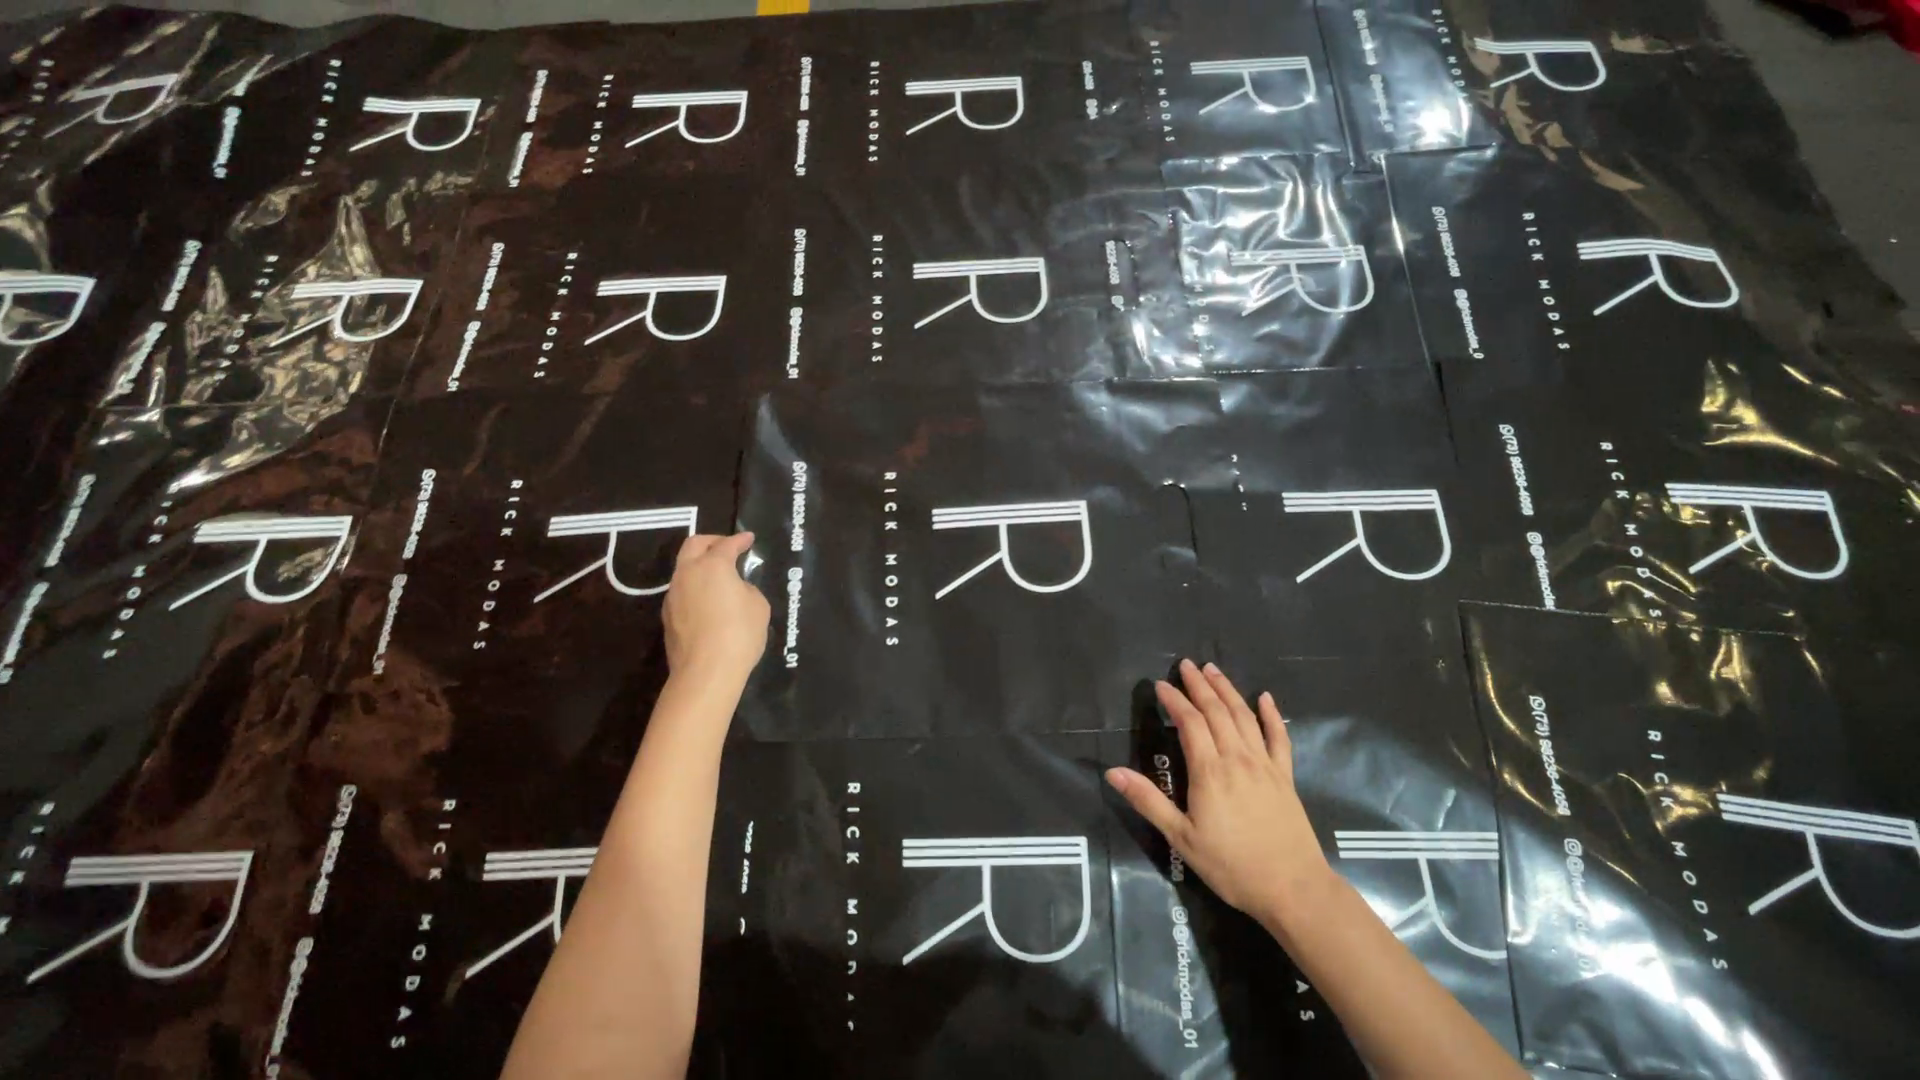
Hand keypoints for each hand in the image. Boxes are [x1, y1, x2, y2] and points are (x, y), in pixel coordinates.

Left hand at [662, 532, 770, 680]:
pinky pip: (682, 592)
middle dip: (712, 542)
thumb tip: (735, 589)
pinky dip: (695, 588)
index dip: (740, 540)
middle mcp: (687, 574)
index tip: (749, 538)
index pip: (727, 545)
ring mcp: (673, 595)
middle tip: (727, 547)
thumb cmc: (739, 634)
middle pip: (694, 545)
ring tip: (718, 578)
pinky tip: (708, 602)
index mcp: (712, 566)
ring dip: (700, 566)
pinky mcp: (667, 617)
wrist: (706, 672)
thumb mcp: (758, 606)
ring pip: (684, 569)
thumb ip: (746, 588)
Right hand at [1108, 659, 1332, 922]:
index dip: (1175, 701)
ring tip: (1213, 670)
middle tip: (1186, 664)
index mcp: (1210, 772)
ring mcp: (1265, 766)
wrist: (1292, 888)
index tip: (1161, 685)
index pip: (1190, 723)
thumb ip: (1148, 801)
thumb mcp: (1182, 838)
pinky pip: (1279, 738)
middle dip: (1200, 686)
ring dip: (1228, 691)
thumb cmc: (1231, 866)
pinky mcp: (1285, 778)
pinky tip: (1266, 698)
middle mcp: (1238, 759)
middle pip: (1217, 712)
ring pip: (1244, 717)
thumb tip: (1113, 772)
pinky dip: (1271, 715)